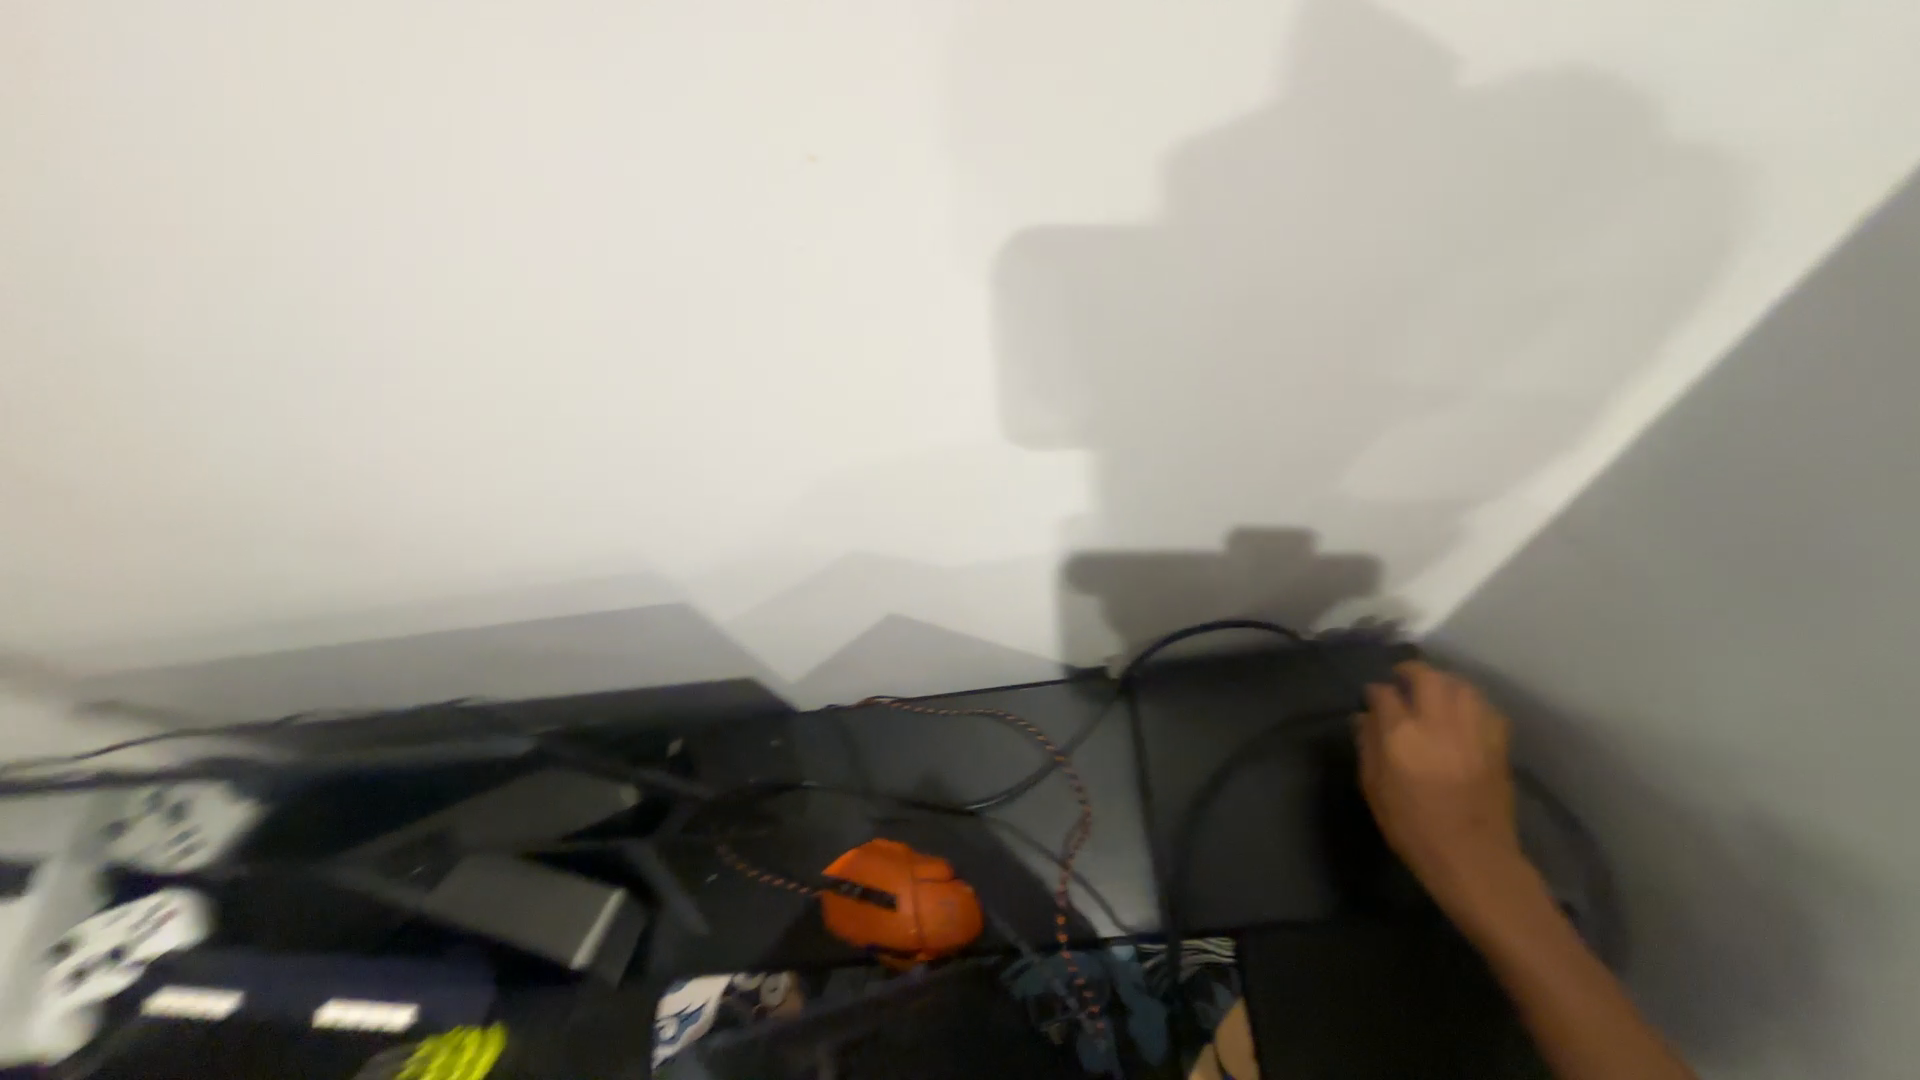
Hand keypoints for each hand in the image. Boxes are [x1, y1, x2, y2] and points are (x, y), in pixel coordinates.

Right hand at [1356, 661, 1527, 916]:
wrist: (1471, 856)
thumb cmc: (1411, 825)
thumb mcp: (1374, 787)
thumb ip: (1367, 745)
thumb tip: (1363, 717)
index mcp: (1401, 734)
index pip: (1384, 693)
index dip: (1374, 691)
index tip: (1370, 697)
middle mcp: (1438, 723)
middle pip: (1427, 677)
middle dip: (1411, 671)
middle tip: (1401, 677)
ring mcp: (1473, 731)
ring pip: (1460, 685)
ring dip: (1443, 681)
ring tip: (1433, 689)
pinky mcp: (1498, 743)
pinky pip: (1485, 707)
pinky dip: (1471, 701)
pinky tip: (1462, 711)